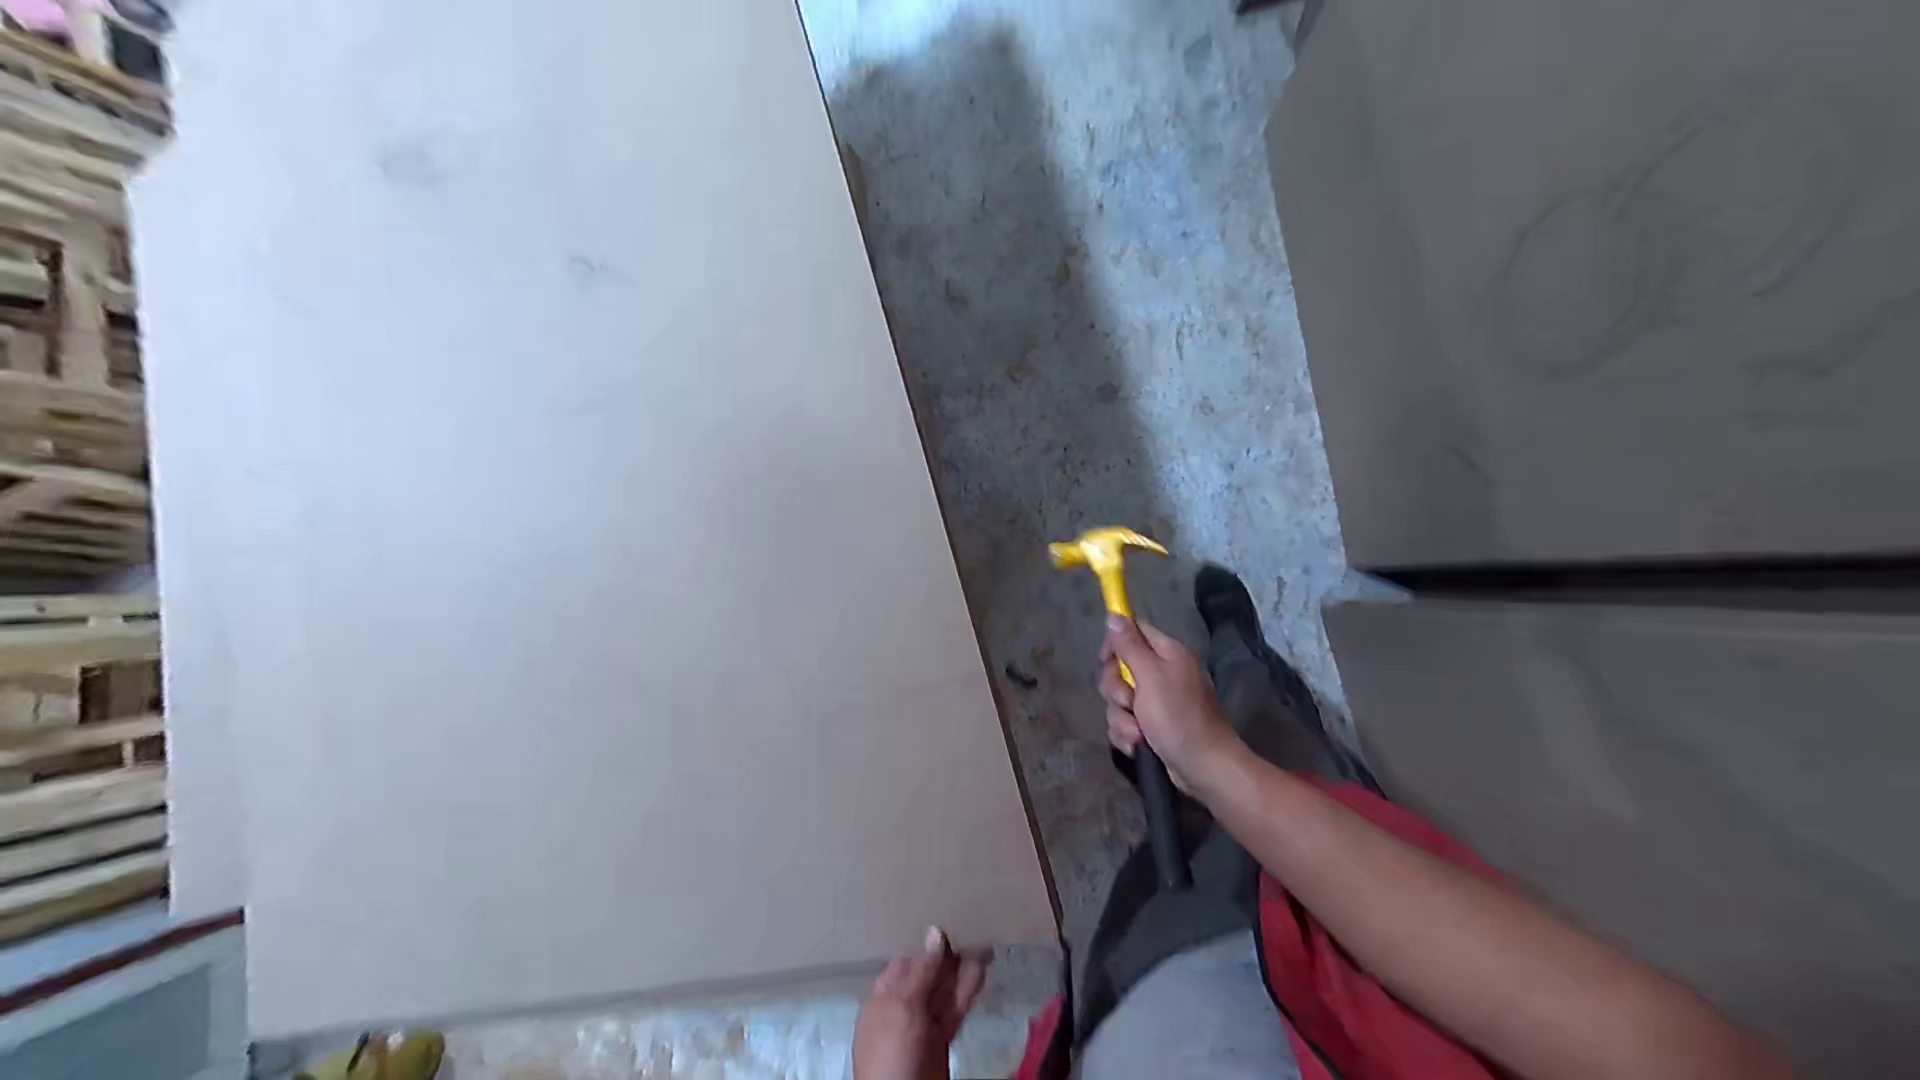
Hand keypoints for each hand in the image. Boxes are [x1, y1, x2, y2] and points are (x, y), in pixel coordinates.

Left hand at [852, 927, 989, 1079]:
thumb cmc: (891, 1051)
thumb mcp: (903, 1007)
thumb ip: (922, 971)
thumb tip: (936, 931)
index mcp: (883, 999)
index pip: (905, 965)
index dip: (925, 948)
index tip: (947, 930)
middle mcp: (903, 1009)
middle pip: (927, 977)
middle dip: (947, 959)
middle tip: (972, 933)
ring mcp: (923, 1026)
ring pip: (944, 993)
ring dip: (962, 972)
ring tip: (983, 948)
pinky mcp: (941, 1040)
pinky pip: (954, 1011)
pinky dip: (967, 992)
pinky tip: (981, 973)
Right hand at [1099, 614, 1242, 791]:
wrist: (1203, 767)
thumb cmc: (1178, 717)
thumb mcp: (1150, 676)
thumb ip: (1129, 645)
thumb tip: (1114, 614)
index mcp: (1166, 653)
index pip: (1132, 631)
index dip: (1114, 643)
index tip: (1106, 659)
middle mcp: (1161, 673)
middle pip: (1119, 668)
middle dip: (1116, 690)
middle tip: (1129, 702)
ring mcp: (1156, 701)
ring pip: (1118, 700)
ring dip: (1121, 718)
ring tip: (1138, 732)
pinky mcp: (1151, 726)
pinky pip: (1124, 721)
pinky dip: (1127, 734)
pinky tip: (1138, 744)